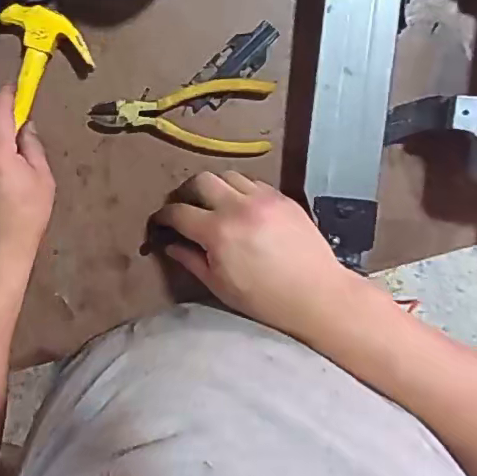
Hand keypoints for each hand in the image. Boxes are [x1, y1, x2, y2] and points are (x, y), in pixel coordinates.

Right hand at [152, 171, 369, 338]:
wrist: (317, 294)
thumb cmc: (265, 300)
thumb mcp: (220, 285)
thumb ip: (191, 260)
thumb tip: (170, 244)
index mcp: (218, 231)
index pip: (178, 212)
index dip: (163, 216)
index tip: (159, 222)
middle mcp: (239, 206)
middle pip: (201, 180)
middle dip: (187, 191)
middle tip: (185, 208)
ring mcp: (264, 198)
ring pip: (229, 175)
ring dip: (216, 187)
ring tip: (215, 205)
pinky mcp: (283, 197)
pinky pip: (254, 182)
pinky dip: (241, 190)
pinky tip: (243, 208)